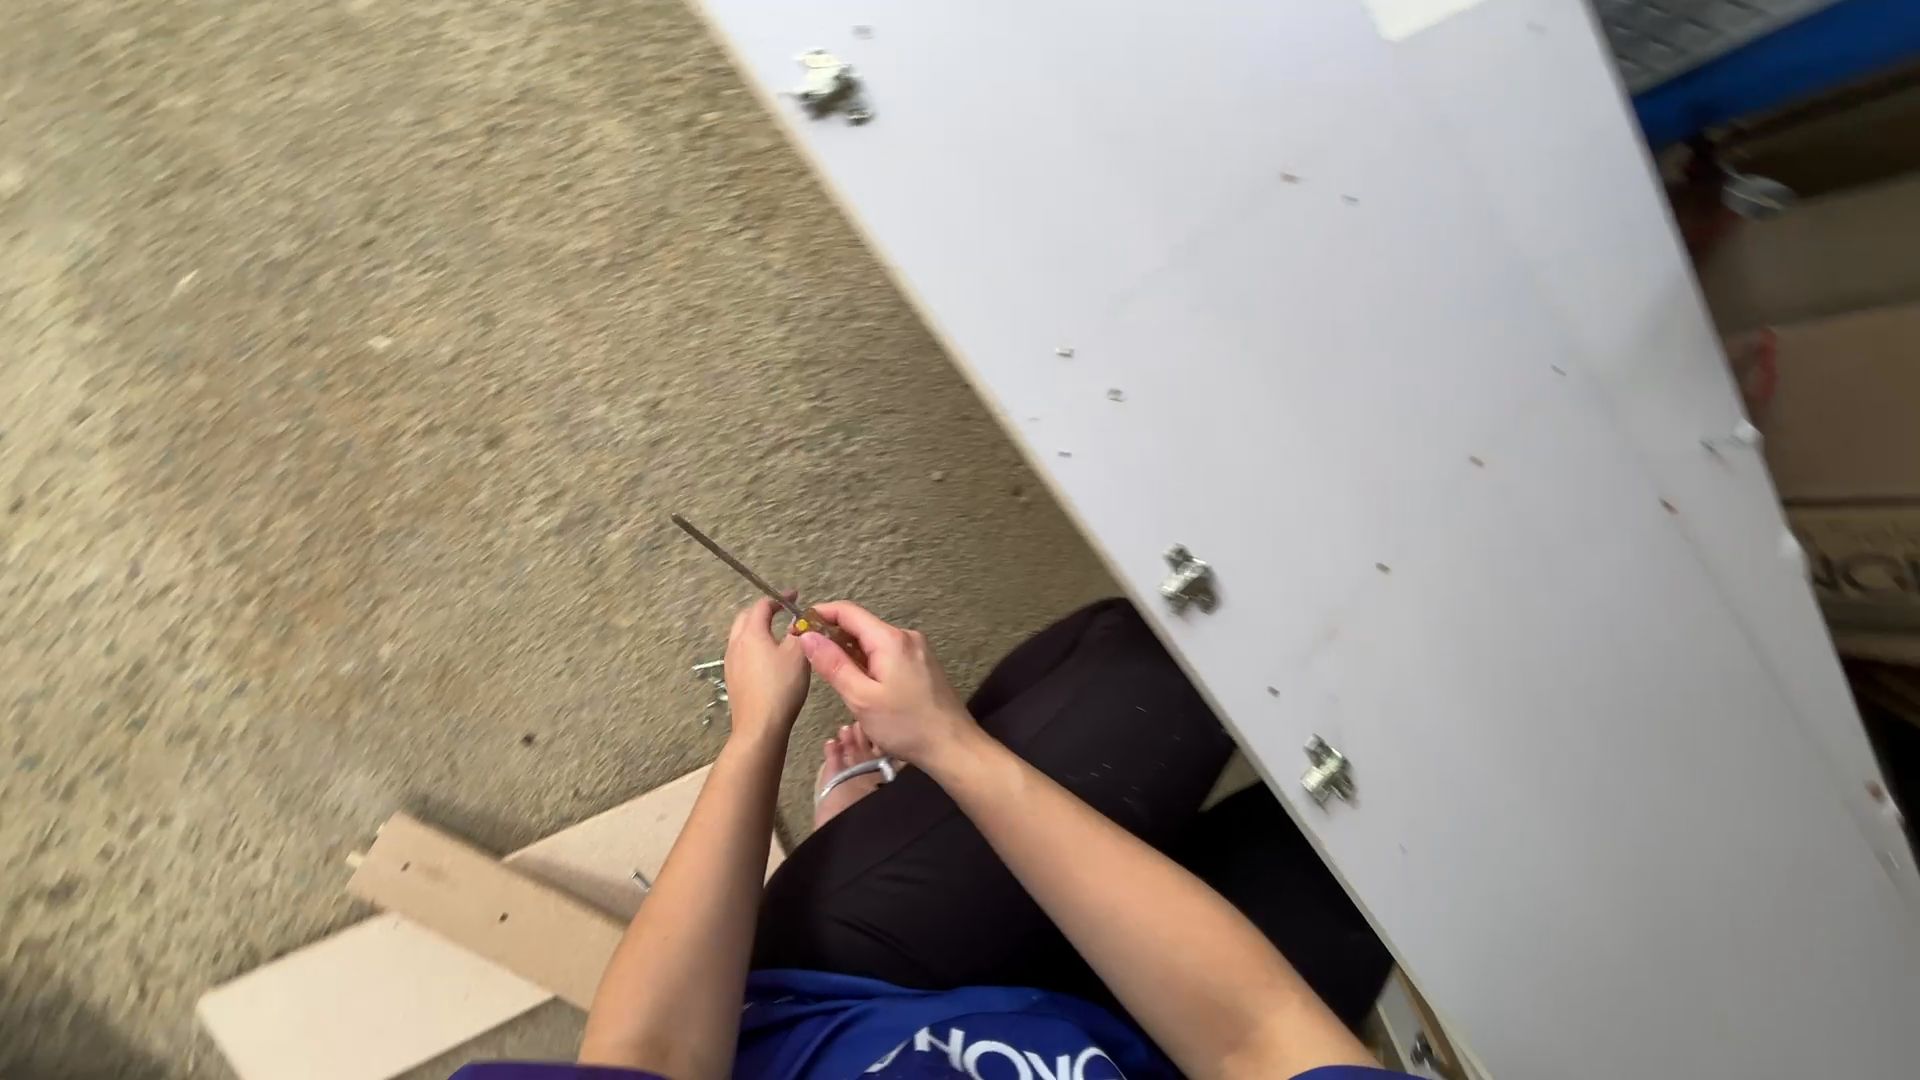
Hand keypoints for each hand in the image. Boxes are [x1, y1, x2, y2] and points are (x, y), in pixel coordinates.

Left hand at [723, 597, 809, 743]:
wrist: (759, 726)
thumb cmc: (780, 686)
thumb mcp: (798, 654)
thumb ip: (800, 633)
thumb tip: (799, 623)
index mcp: (751, 633)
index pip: (761, 605)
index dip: (779, 599)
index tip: (795, 597)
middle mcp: (735, 644)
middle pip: (746, 618)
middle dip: (763, 612)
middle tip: (782, 613)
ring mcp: (731, 663)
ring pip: (741, 636)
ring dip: (757, 629)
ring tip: (777, 634)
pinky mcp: (732, 679)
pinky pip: (742, 654)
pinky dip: (754, 647)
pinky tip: (768, 660)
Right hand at [799, 601, 978, 769]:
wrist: (952, 745)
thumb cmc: (905, 725)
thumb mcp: (861, 698)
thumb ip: (833, 664)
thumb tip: (807, 636)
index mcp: (890, 639)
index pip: (848, 611)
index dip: (820, 614)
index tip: (798, 627)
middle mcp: (906, 636)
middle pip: (862, 625)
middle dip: (834, 636)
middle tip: (812, 659)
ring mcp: (917, 650)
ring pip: (874, 641)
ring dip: (851, 652)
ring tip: (835, 677)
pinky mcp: (922, 664)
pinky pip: (888, 653)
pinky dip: (869, 661)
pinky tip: (862, 684)